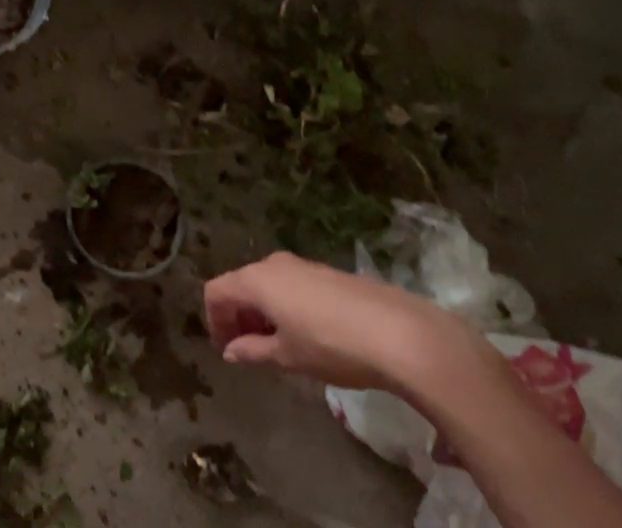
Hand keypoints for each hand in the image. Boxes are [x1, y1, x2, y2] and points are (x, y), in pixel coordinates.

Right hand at [204, 252, 491, 393]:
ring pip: (271, 284)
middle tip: (250, 348)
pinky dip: (290, 306)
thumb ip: (253, 351)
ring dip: (266, 311)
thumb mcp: (288, 357)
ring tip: (282, 344)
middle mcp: (274, 265)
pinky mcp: (334, 274)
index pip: (216, 292)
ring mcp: (307, 266)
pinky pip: (296, 286)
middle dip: (240, 315)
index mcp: (255, 280)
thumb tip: (232, 351)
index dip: (214, 320)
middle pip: (242, 285)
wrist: (406, 336)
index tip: (227, 349)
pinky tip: (312, 334)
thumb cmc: (333, 347)